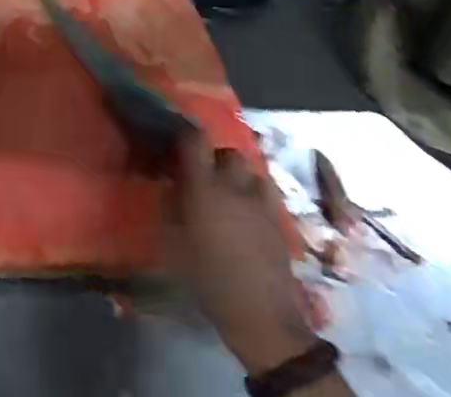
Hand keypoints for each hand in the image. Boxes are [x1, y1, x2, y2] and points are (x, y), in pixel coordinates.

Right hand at [170, 134, 317, 373]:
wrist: (261, 314)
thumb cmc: (208, 280)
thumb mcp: (175, 243)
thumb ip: (171, 206)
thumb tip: (172, 184)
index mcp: (204, 188)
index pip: (196, 140)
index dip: (185, 136)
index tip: (176, 147)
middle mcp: (234, 186)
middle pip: (228, 151)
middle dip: (215, 158)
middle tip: (203, 176)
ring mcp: (261, 201)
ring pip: (251, 169)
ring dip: (237, 175)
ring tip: (228, 193)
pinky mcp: (279, 219)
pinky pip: (265, 191)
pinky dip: (254, 193)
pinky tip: (247, 212)